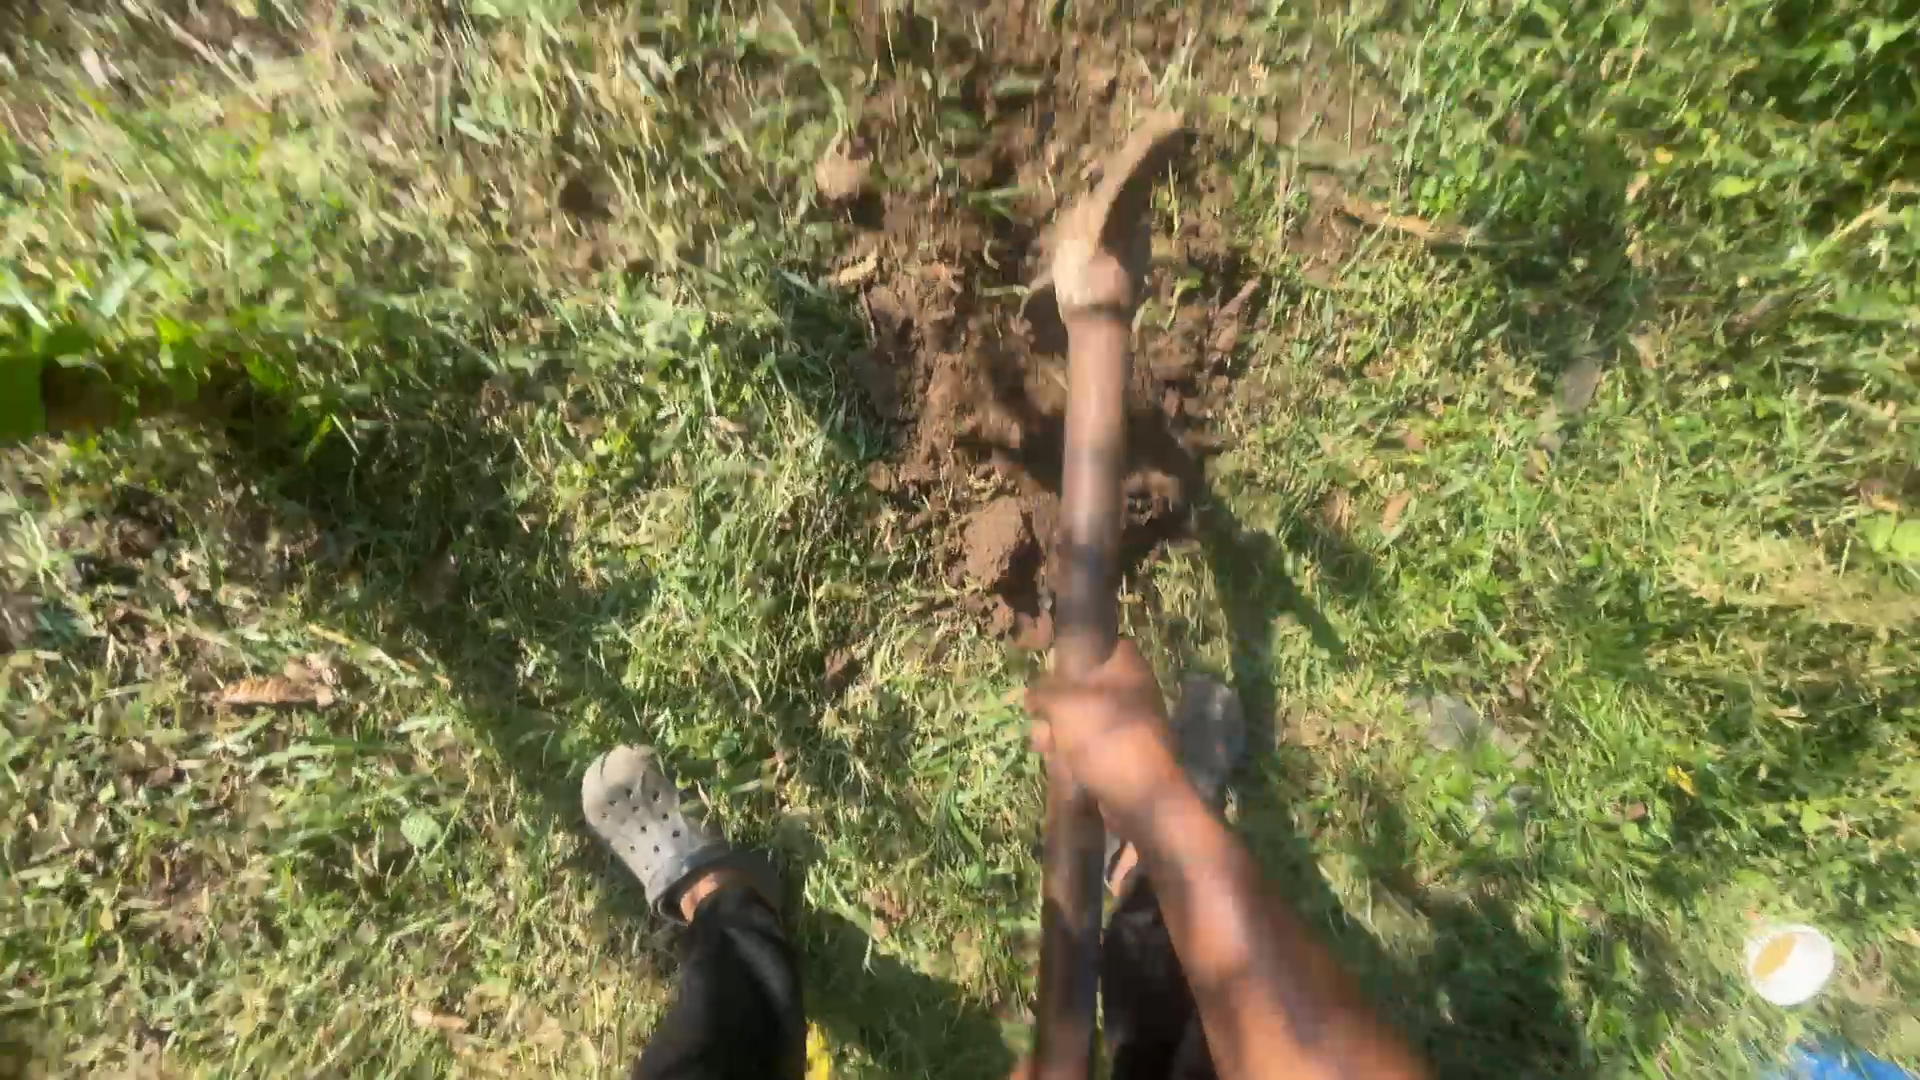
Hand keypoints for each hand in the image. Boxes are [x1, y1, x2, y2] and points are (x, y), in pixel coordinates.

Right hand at [1026, 640, 1183, 820]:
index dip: (1078, 651)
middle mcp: (1133, 691)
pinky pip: (1091, 745)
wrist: (1140, 796)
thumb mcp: (1061, 703)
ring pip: (1083, 718)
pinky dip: (1073, 753)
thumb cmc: (1103, 734)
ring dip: (1058, 731)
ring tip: (1045, 746)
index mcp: (1127, 666)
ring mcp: (1129, 724)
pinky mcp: (1124, 754)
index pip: (1104, 643)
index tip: (1054, 665)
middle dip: (1055, 704)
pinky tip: (1058, 763)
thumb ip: (1042, 692)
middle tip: (1040, 717)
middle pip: (1084, 685)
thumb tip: (1033, 697)